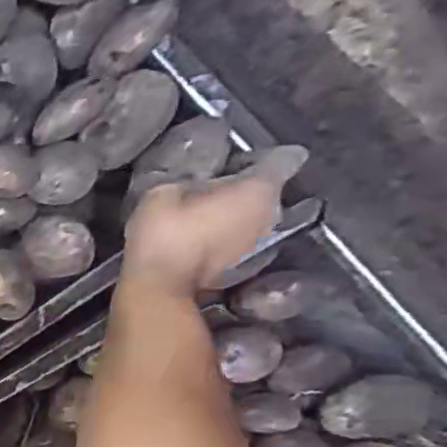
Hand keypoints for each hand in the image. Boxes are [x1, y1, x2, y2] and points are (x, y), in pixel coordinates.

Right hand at [122, 145, 308, 293]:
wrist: (159, 288)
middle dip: (246, 190)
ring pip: (259, 220)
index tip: (235, 164)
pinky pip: (244, 244)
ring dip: (239, 218)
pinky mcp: (247, 268)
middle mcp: (273, 215)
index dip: (261, 158)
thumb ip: (190, 180)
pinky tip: (203, 246)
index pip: (287, 157)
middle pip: (270, 192)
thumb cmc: (164, 234)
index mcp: (259, 189)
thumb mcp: (163, 192)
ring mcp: (264, 245)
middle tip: (210, 194)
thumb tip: (198, 181)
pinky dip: (230, 242)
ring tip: (206, 222)